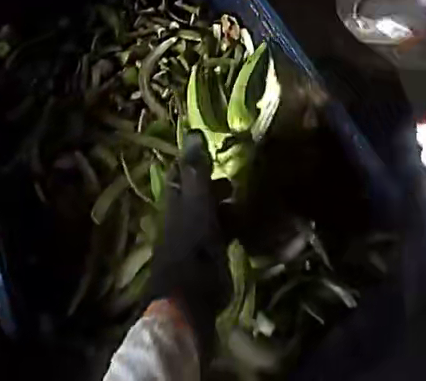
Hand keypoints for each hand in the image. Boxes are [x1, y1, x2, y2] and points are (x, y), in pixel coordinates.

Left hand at [143, 133, 229, 338]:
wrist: (192, 294)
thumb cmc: (192, 240)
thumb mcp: (196, 198)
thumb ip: (196, 167)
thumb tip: (193, 131)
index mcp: (175, 199)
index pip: (180, 171)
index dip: (193, 159)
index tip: (213, 148)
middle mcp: (182, 214)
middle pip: (197, 191)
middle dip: (215, 181)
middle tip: (236, 175)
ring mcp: (195, 235)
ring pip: (211, 211)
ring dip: (226, 203)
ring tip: (246, 197)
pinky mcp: (210, 254)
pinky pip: (223, 232)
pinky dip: (235, 225)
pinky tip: (251, 224)